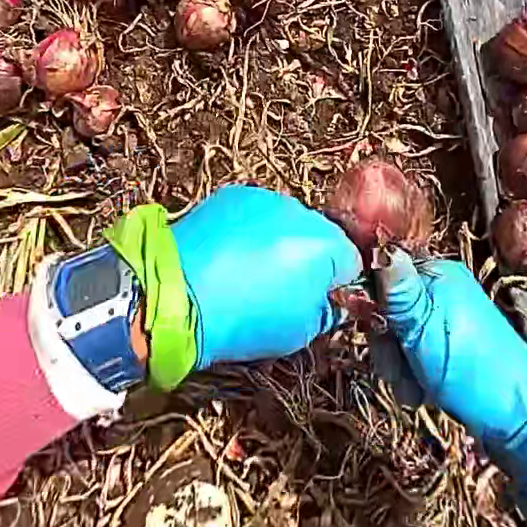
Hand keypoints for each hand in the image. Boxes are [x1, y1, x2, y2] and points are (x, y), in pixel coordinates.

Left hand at [173, 185, 362, 367]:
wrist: (175, 294)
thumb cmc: (242, 319)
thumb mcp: (298, 333)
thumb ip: (326, 311)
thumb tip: (331, 301)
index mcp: (325, 246)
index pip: (351, 259)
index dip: (336, 282)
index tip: (318, 299)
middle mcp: (302, 213)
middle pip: (320, 236)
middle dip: (308, 258)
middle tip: (282, 288)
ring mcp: (268, 199)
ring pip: (289, 221)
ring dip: (280, 241)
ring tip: (250, 271)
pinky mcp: (237, 194)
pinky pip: (257, 212)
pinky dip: (251, 230)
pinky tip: (230, 254)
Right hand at [375, 251, 526, 478]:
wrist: (517, 416)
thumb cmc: (469, 367)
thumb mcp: (424, 327)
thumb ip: (398, 290)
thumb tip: (380, 246)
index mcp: (438, 273)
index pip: (385, 269)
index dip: (371, 299)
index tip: (375, 327)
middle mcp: (441, 289)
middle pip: (387, 305)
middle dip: (385, 342)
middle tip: (398, 366)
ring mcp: (445, 318)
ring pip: (396, 334)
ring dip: (397, 364)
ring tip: (414, 386)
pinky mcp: (448, 346)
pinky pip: (413, 353)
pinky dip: (412, 375)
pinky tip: (422, 392)